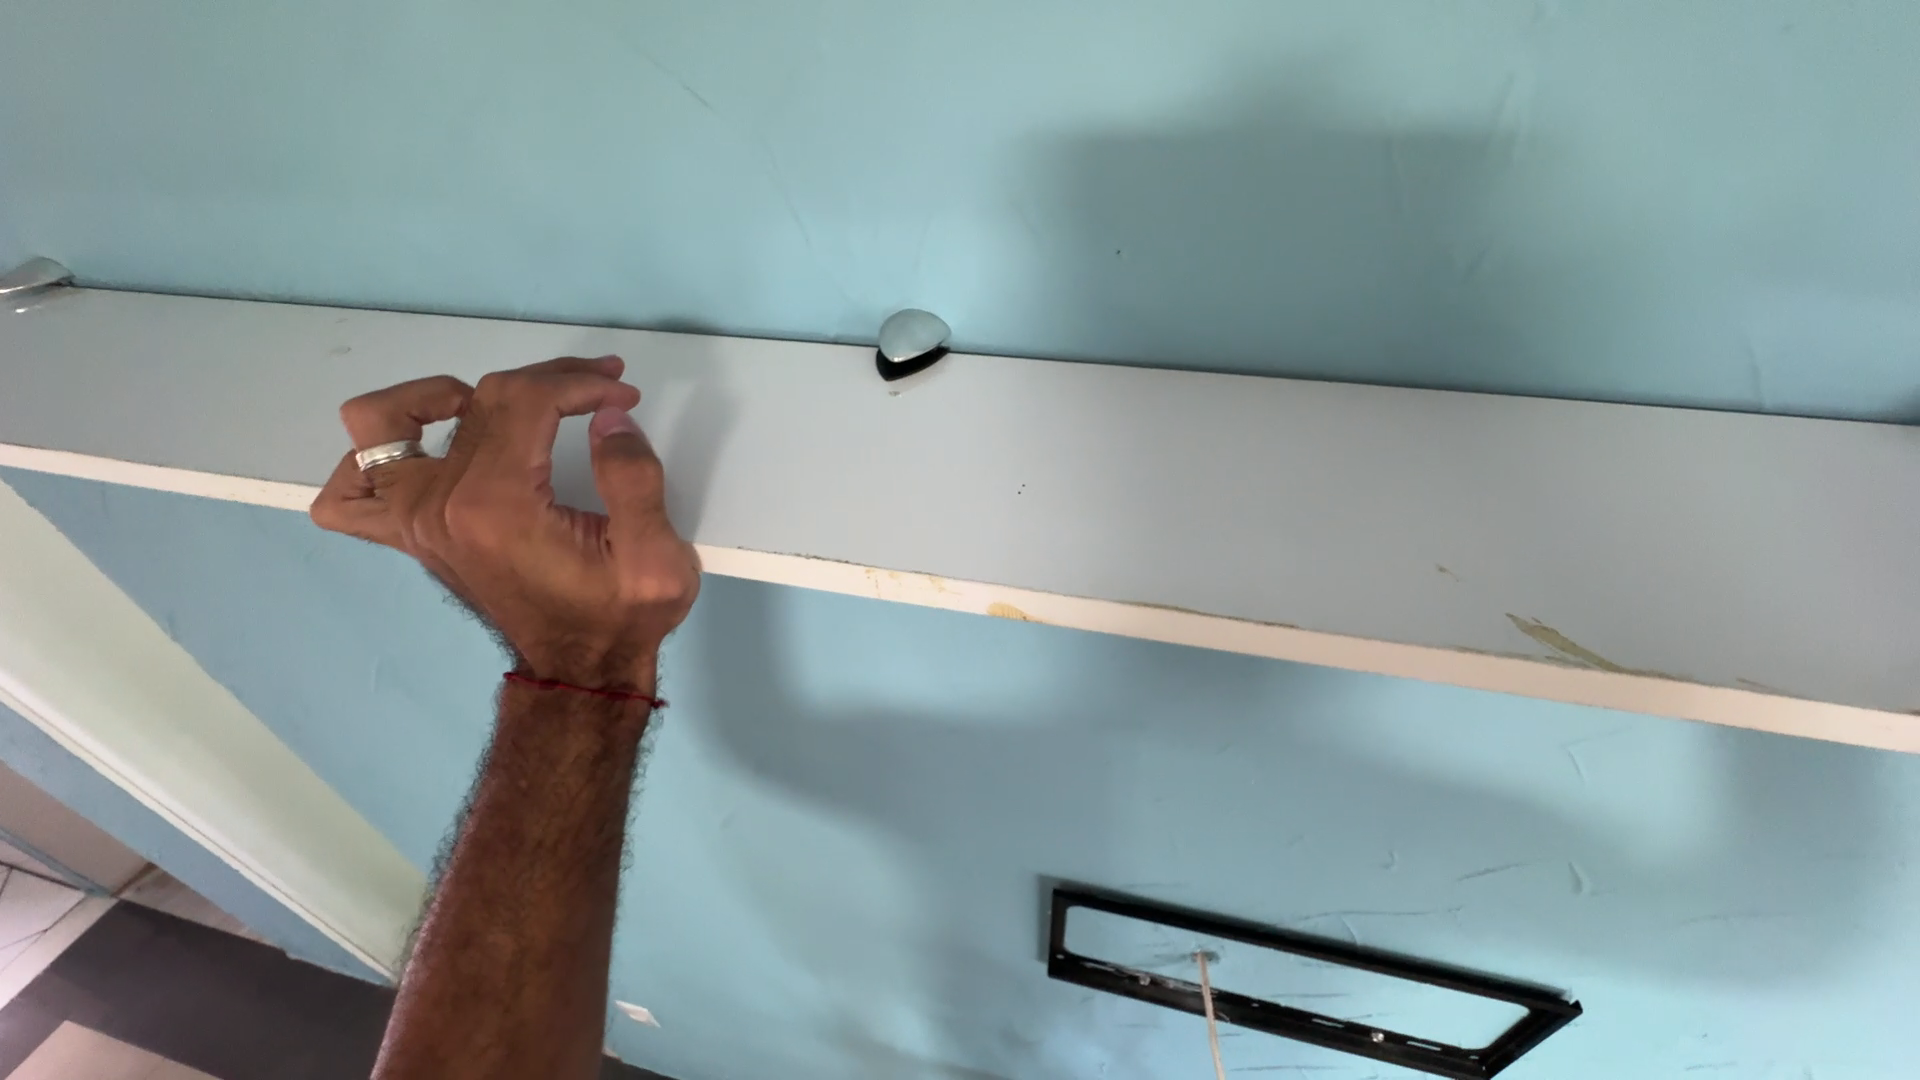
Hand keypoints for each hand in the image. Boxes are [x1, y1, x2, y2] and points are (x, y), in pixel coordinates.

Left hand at [310, 356, 700, 689]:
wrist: (582, 671)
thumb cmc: (621, 617)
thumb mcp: (657, 558)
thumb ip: (635, 479)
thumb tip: (610, 416)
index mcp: (498, 505)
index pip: (526, 401)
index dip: (581, 382)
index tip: (626, 394)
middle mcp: (439, 505)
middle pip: (481, 399)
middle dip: (551, 379)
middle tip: (605, 388)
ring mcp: (414, 521)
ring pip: (384, 424)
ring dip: (438, 397)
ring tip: (497, 406)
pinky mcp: (411, 536)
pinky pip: (351, 492)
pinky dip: (372, 460)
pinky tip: (427, 455)